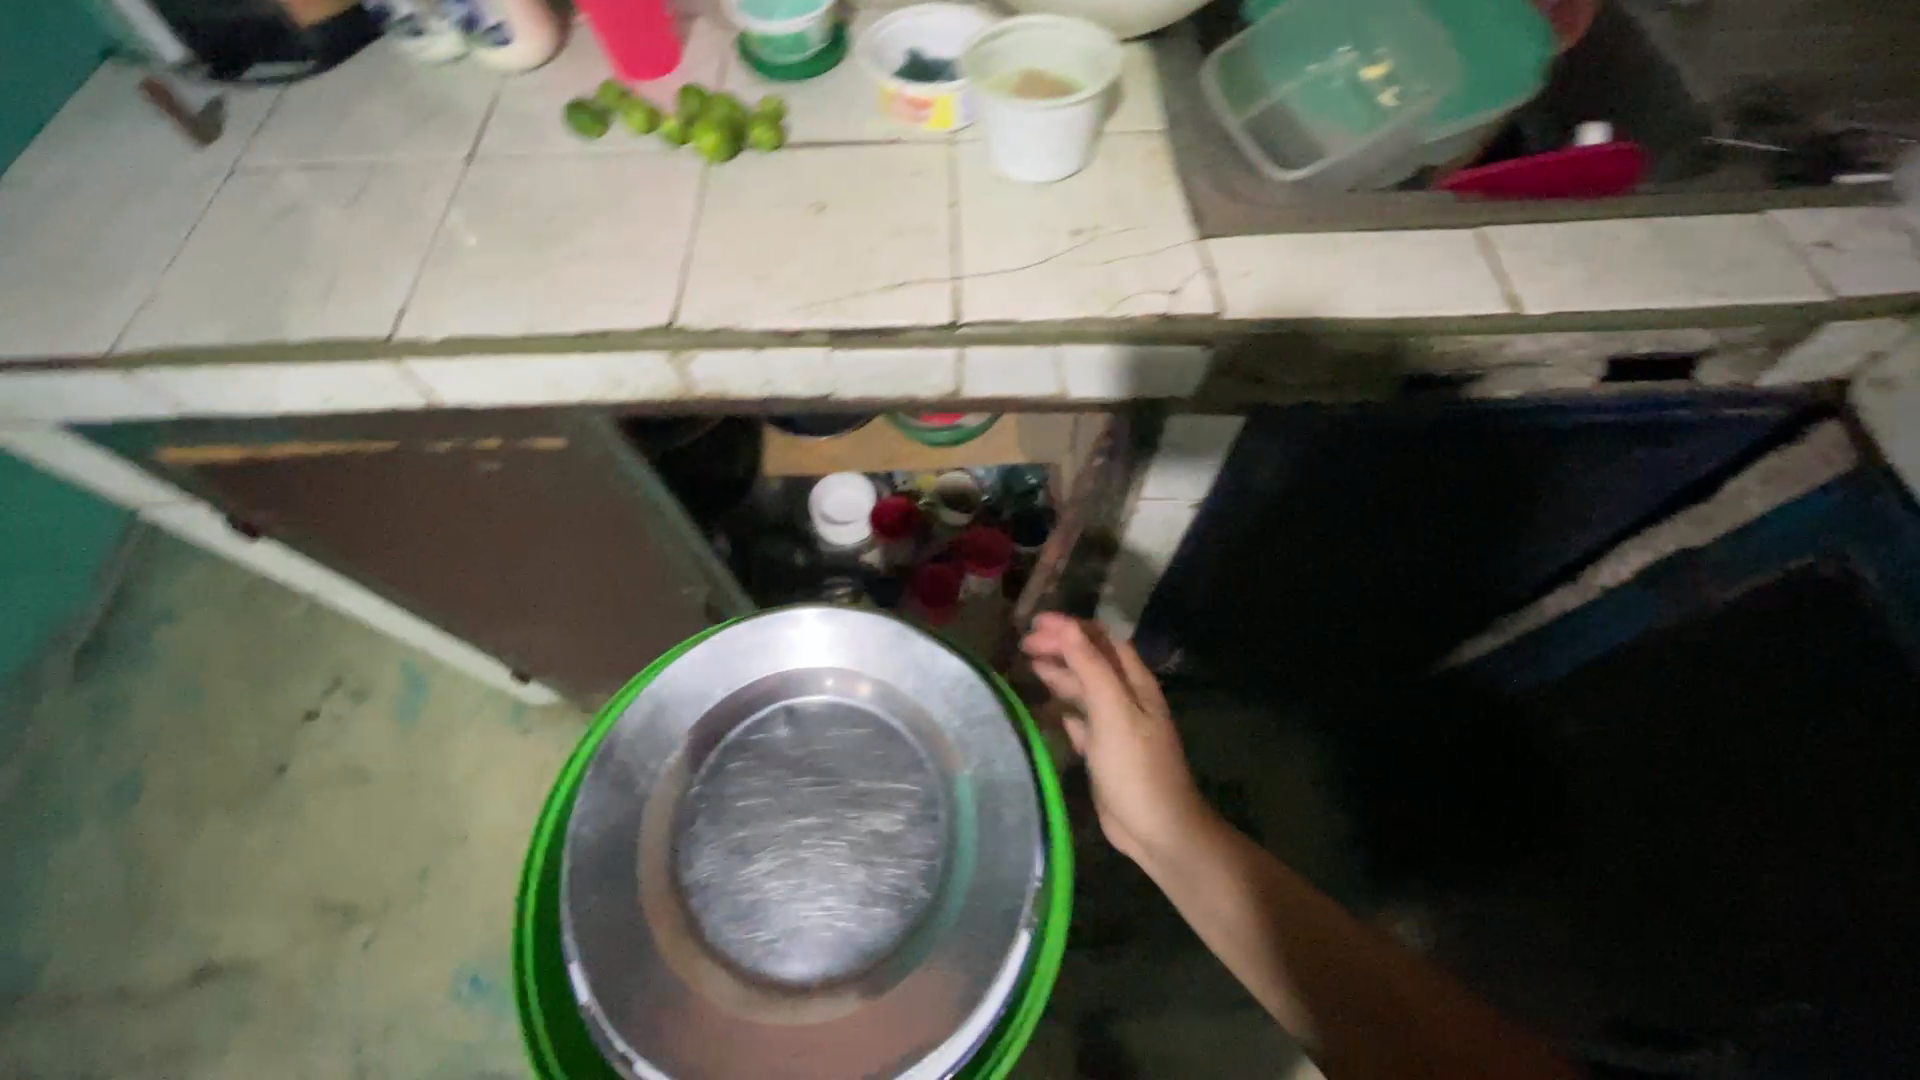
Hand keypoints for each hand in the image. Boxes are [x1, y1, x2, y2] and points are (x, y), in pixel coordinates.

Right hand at [1020, 614, 1209, 863]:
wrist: (1156, 828)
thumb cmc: (1135, 765)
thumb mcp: (1112, 709)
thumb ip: (1089, 666)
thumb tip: (1065, 625)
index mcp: (1134, 683)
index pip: (1101, 640)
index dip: (1070, 628)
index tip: (1034, 623)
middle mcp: (1126, 698)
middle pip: (1091, 661)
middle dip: (1060, 647)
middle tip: (1024, 644)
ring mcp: (1116, 725)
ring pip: (1084, 689)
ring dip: (1059, 673)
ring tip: (1029, 665)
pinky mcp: (1104, 751)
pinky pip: (1080, 720)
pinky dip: (1063, 708)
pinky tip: (1045, 706)